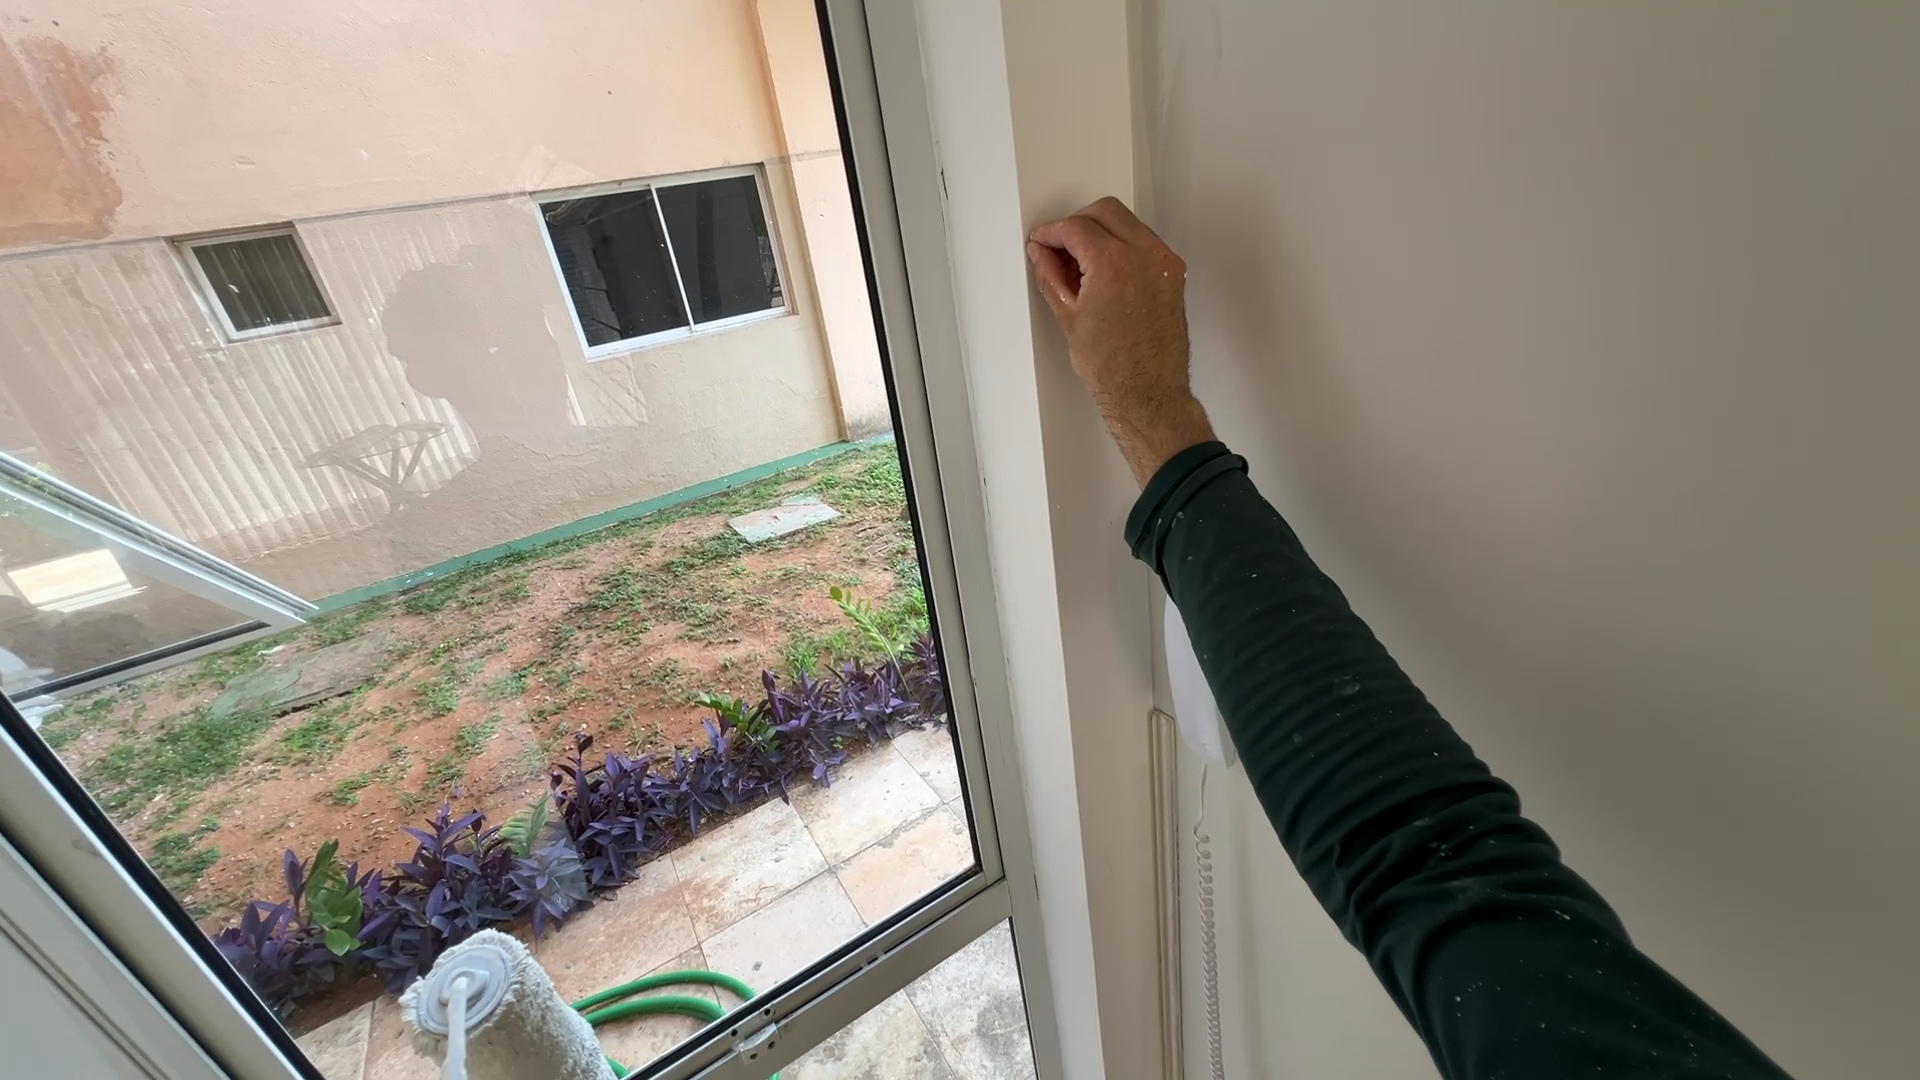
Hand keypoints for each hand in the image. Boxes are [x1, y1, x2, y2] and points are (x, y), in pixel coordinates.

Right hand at [1028, 196, 1214, 486]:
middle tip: (1058, 247)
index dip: (1053, 232)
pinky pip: (1144, 243)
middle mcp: (1144, 255)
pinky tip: (1103, 272)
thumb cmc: (1113, 369)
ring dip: (1101, 233)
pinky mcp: (1172, 276)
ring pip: (1128, 224)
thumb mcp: (1069, 318)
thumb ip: (1053, 276)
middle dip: (1077, 224)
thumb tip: (1043, 255)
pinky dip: (1122, 246)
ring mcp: (1163, 264)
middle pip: (1105, 212)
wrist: (1147, 394)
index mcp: (1114, 263)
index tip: (1042, 241)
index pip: (1077, 228)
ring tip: (1079, 264)